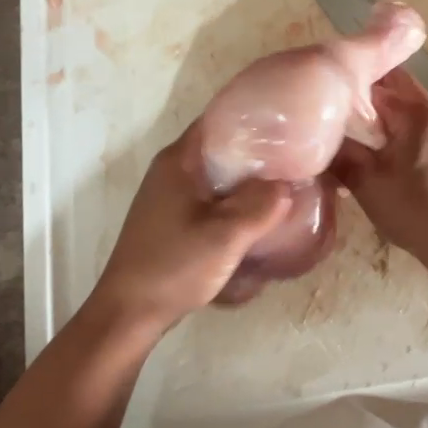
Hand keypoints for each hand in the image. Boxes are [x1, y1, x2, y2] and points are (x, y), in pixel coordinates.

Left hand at [89, 126, 292, 331]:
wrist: (129, 312)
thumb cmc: (174, 267)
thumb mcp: (225, 236)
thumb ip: (261, 206)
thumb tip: (290, 183)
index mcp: (179, 160)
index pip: (220, 118)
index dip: (254, 115)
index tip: (289, 120)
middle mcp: (173, 169)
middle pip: (222, 145)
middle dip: (258, 148)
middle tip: (298, 153)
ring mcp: (171, 194)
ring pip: (218, 173)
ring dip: (248, 176)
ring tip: (287, 180)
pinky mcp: (174, 217)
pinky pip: (213, 195)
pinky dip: (236, 196)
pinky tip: (261, 211)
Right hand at [331, 70, 427, 274]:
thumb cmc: (412, 210)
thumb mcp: (365, 181)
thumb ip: (338, 151)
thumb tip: (310, 132)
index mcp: (417, 111)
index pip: (376, 77)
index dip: (345, 81)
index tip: (317, 92)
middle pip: (389, 86)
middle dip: (357, 94)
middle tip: (323, 107)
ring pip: (396, 105)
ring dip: (370, 112)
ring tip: (336, 125)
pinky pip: (404, 122)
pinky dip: (382, 126)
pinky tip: (360, 144)